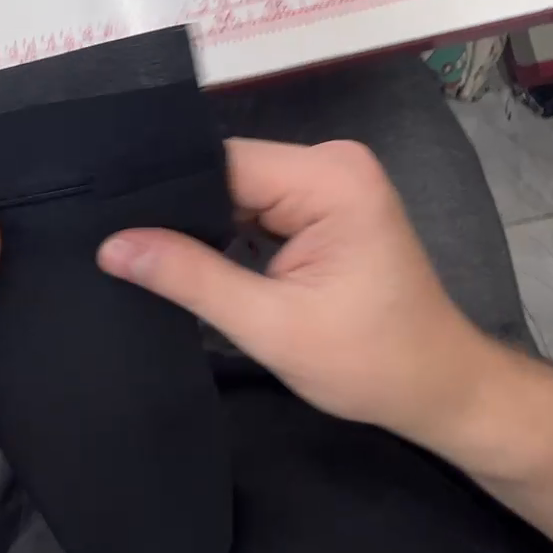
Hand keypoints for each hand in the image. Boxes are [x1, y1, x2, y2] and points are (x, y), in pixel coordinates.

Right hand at [96, 138, 502, 442]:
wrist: (441, 391)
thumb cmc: (370, 364)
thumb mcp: (270, 326)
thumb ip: (188, 277)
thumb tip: (110, 246)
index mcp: (331, 178)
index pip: (223, 165)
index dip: (166, 190)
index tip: (110, 217)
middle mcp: (331, 161)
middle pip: (227, 171)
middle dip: (179, 208)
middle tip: (116, 238)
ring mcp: (328, 179)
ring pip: (235, 188)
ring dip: (200, 221)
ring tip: (142, 246)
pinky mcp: (321, 201)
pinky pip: (253, 203)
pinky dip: (224, 230)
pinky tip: (187, 250)